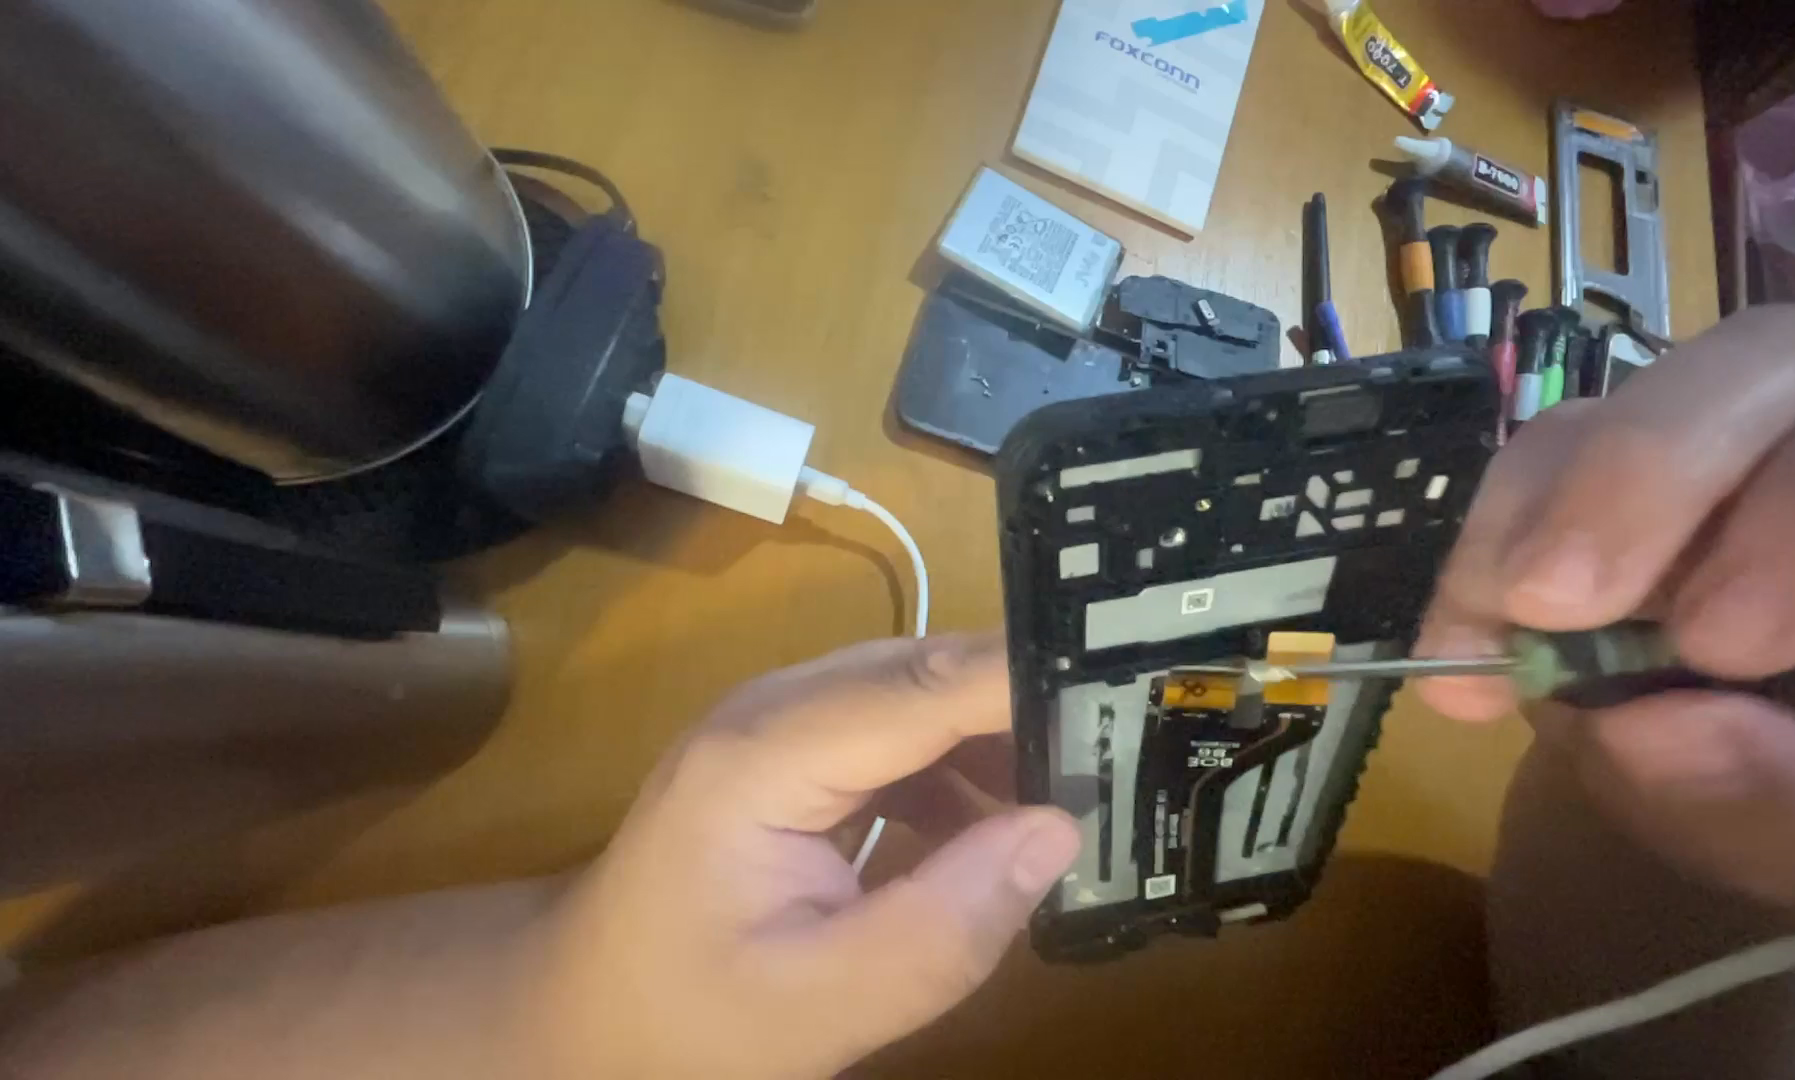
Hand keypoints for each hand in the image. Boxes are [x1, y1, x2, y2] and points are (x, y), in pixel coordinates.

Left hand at [534, 635, 1080, 1079]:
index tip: (1118, 688)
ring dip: (998, 731)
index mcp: (766, 754)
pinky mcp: (802, 742)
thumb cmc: (680, 1022)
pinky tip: (994, 819)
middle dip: (1024, 699)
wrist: (580, 1009)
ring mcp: (788, 717)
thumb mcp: (813, 1008)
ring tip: (1072, 787)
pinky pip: (903, 727)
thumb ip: (941, 929)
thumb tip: (1055, 833)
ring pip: (923, 689)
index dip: (1020, 681)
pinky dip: (961, 761)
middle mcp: (779, 705)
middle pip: (927, 670)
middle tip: (1117, 743)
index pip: (920, 687)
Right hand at [1416, 304, 1794, 917]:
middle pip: (1759, 361)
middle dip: (1636, 474)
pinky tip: (1460, 639)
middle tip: (1548, 602)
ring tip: (1486, 633)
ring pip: (1611, 406)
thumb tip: (1646, 729)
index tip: (1715, 647)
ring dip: (1526, 515)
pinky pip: (1528, 470)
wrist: (1777, 783)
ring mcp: (1706, 448)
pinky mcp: (1597, 476)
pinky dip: (1479, 551)